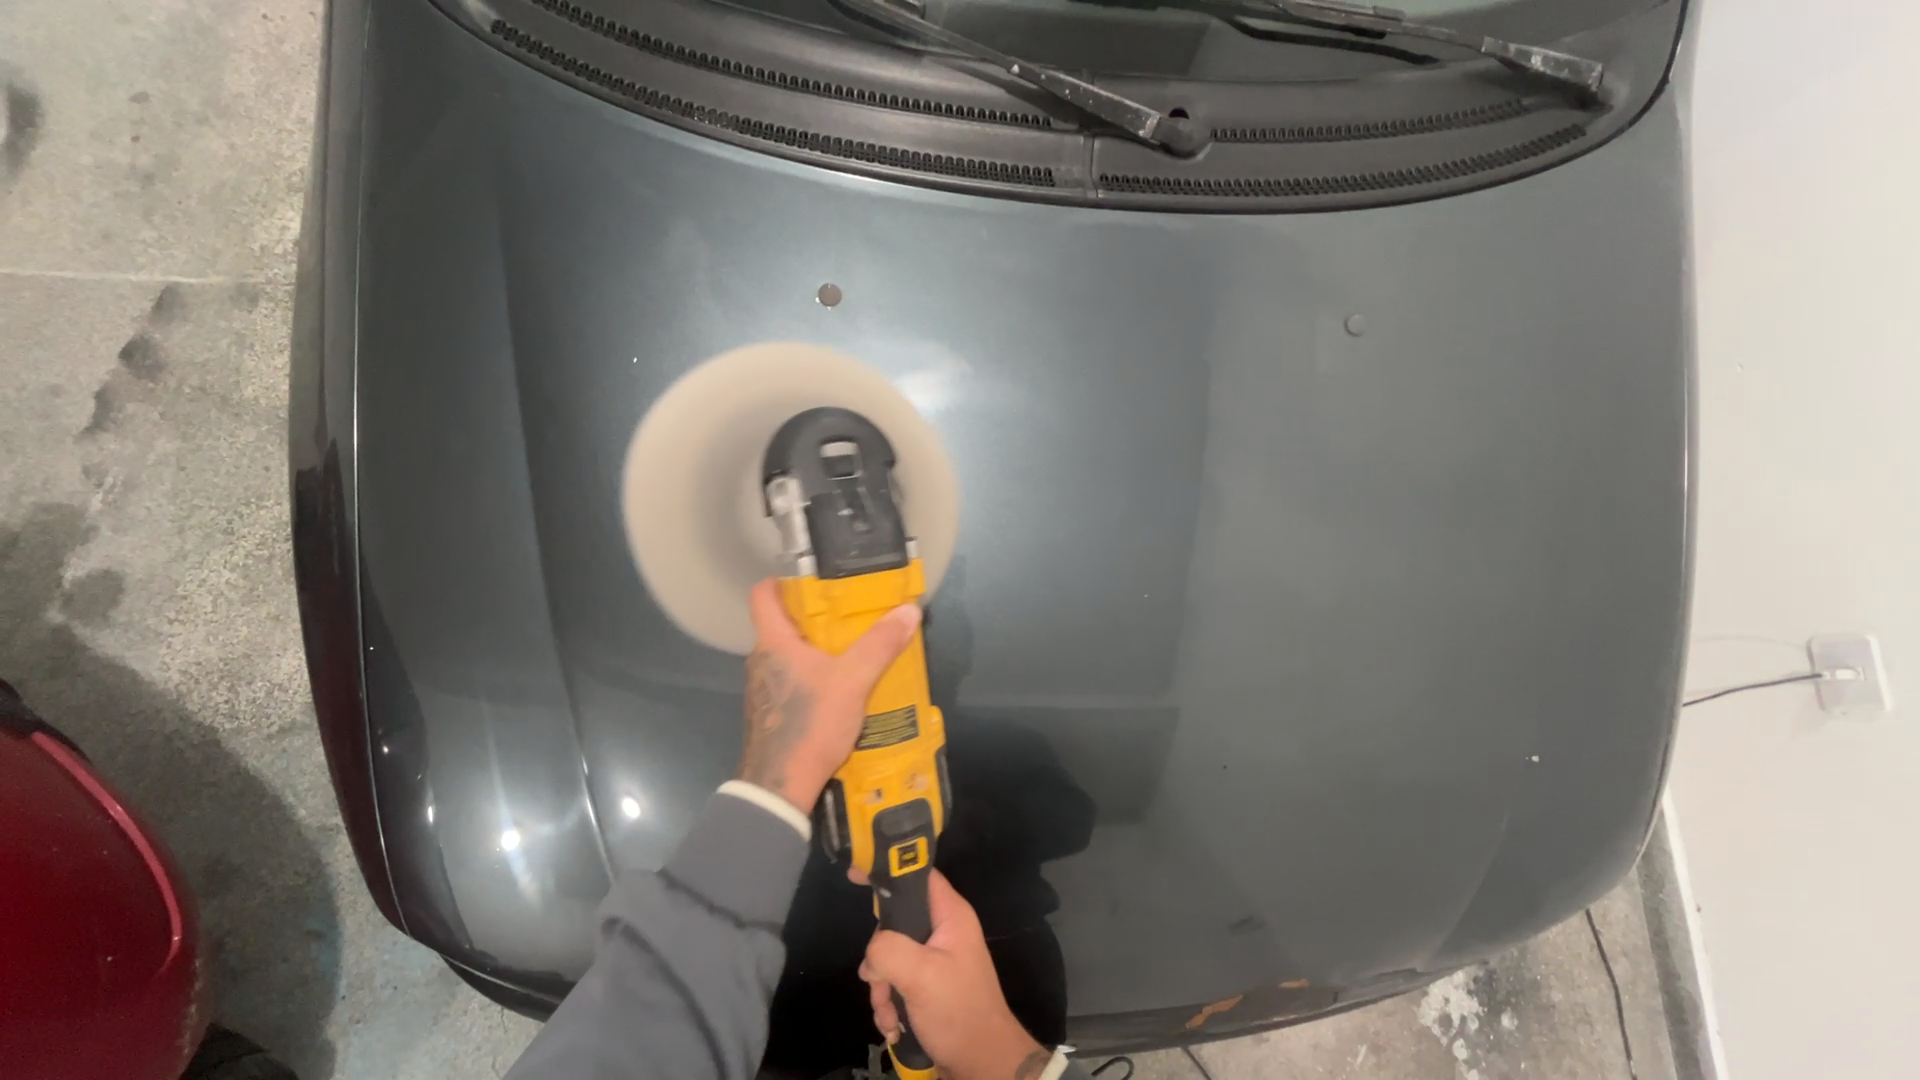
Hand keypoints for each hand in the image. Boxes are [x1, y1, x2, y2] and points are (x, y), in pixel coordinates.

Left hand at [737, 578, 920, 815]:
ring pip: (791, 655)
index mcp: (774, 642)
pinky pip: (794, 681)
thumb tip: (909, 610)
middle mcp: (762, 660)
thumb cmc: (810, 723)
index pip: (764, 594)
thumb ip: (880, 645)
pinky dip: (815, 677)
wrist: (781, 786)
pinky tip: (842, 690)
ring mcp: (765, 688)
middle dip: (818, 618)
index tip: (814, 579)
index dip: (784, 580)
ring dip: (819, 650)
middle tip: (852, 616)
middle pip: (784, 624)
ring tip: (854, 652)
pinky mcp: (773, 712)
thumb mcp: (853, 681)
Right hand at [860, 870, 1051, 1079]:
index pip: (917, 875)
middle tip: (879, 979)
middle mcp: (942, 930)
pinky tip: (892, 1025)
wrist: (982, 1065)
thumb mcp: (921, 974)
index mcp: (950, 914)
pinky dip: (888, 1003)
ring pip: (890, 956)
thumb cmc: (958, 1011)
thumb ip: (889, 949)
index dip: (888, 870)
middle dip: (880, 955)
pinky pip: (895, 981)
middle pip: (895, 921)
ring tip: (888, 1013)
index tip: (855, 875)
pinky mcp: (926, 985)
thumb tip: (873, 952)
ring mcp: (934, 958)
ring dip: (881, 987)